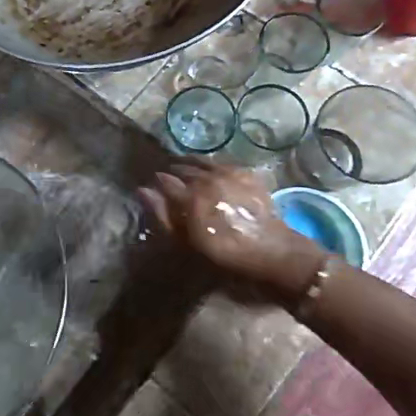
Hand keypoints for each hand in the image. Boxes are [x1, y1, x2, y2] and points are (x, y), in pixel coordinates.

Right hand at [138, 161, 328, 299]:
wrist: (273, 253)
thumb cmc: (226, 255)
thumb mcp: (187, 242)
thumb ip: (163, 215)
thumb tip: (143, 190)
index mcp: (189, 195)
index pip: (164, 180)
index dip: (157, 184)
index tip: (154, 189)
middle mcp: (206, 177)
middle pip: (182, 167)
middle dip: (173, 172)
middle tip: (169, 181)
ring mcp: (228, 172)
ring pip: (201, 161)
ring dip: (190, 164)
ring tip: (186, 171)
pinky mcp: (246, 173)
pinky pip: (221, 162)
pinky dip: (211, 165)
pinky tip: (210, 172)